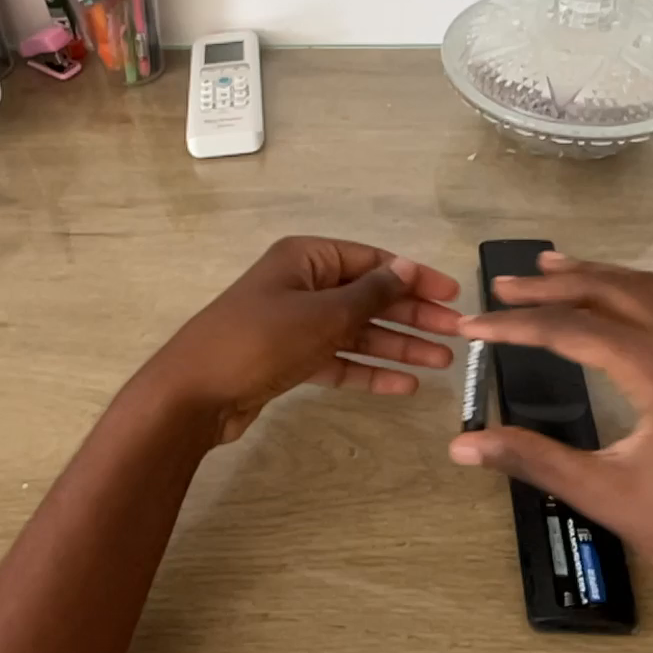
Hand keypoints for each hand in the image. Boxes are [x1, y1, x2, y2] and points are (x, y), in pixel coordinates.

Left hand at [132, 236, 462, 444]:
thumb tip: (405, 266)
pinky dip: (368, 371)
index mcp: (306, 259)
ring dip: (397, 346)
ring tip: (441, 364)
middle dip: (412, 316)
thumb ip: (370, 292)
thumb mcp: (323, 313)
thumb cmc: (261, 340)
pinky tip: (404, 385)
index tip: (452, 295)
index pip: (372, 261)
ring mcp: (294, 324)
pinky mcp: (289, 360)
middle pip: (368, 297)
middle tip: (456, 335)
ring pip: (356, 332)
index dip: (414, 276)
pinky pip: (338, 360)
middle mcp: (302, 285)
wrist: (195, 393)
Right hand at [448, 232, 652, 621]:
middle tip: (505, 286)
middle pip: (609, 295)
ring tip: (555, 263)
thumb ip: (533, 458)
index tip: (472, 328)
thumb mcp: (608, 496)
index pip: (569, 331)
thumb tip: (461, 444)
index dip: (514, 327)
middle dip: (551, 289)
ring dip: (603, 273)